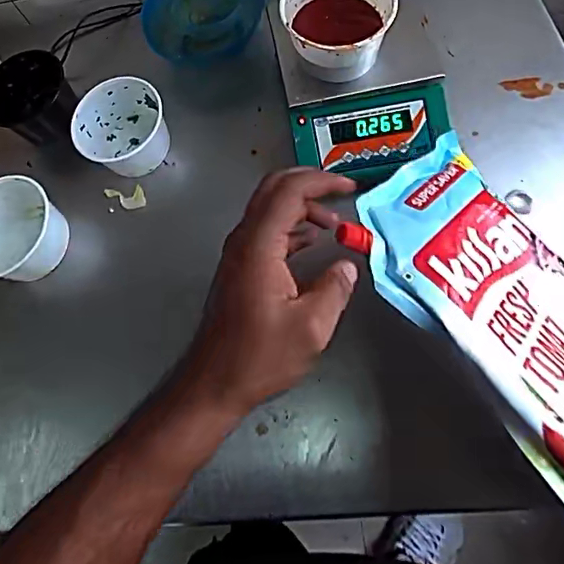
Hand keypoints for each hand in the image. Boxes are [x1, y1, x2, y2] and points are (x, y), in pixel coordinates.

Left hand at [177, 168, 359, 416]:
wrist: (214, 381)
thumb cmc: (259, 356)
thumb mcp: (311, 327)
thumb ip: (333, 289)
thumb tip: (347, 265)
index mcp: (259, 246)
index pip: (289, 191)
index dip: (321, 182)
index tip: (349, 187)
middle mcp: (244, 240)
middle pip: (274, 189)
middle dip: (310, 183)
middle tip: (341, 192)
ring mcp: (239, 252)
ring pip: (270, 208)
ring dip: (302, 206)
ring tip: (335, 224)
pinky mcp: (240, 266)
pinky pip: (267, 230)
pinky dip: (293, 226)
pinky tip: (313, 243)